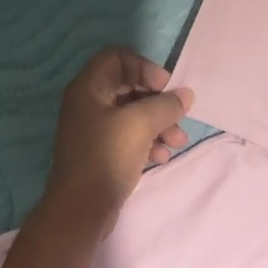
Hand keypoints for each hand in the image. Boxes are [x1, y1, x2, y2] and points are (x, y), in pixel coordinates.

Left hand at [40, 47, 193, 231]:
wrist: (82, 209)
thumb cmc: (107, 158)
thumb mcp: (140, 125)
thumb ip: (165, 106)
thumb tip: (185, 95)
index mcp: (89, 88)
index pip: (118, 58)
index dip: (145, 67)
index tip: (165, 87)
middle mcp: (88, 105)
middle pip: (128, 89)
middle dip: (157, 102)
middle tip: (179, 117)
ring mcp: (93, 132)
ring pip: (131, 118)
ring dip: (158, 126)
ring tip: (177, 142)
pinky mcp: (101, 156)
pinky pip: (127, 140)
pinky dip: (146, 144)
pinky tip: (162, 157)